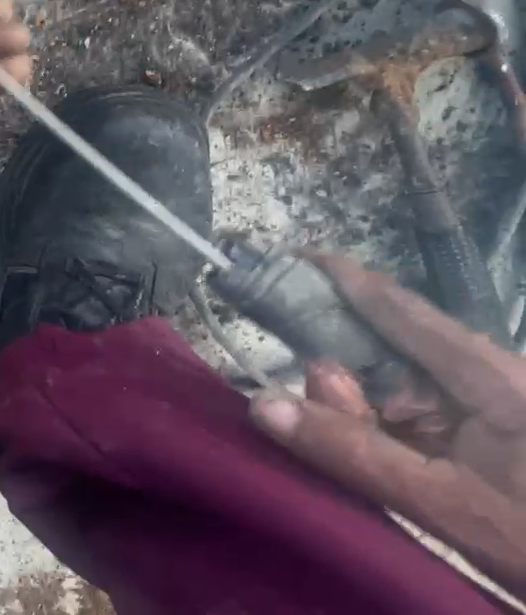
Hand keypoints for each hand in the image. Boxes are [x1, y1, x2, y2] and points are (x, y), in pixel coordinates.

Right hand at [249, 250, 525, 596]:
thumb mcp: (453, 507)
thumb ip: (356, 453)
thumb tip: (260, 405)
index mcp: (501, 381)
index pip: (406, 311)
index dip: (346, 278)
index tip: (290, 254)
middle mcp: (500, 382)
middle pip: (393, 351)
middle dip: (341, 372)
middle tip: (315, 405)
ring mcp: (501, 409)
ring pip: (402, 386)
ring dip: (360, 409)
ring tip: (353, 444)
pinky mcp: (499, 438)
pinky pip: (420, 415)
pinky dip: (382, 427)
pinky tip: (377, 450)